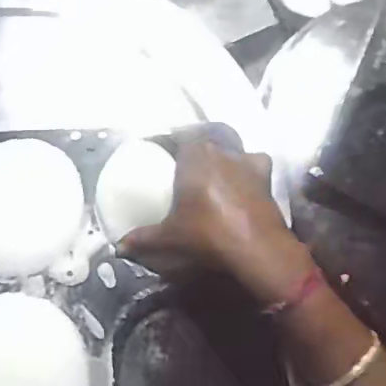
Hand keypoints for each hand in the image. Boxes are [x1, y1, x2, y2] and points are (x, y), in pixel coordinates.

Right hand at [117, 136, 293, 284]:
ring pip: (230, 149)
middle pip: (204, 139)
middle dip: (193, 147)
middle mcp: (221, 151)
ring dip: (220, 156)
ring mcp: (247, 162)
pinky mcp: (266, 178)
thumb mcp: (168, 238)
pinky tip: (241, 180)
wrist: (257, 249)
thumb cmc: (206, 235)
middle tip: (181, 161)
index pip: (177, 135)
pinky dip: (247, 168)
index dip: (167, 139)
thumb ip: (141, 239)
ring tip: (211, 170)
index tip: (157, 147)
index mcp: (194, 156)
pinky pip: (254, 163)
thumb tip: (119, 247)